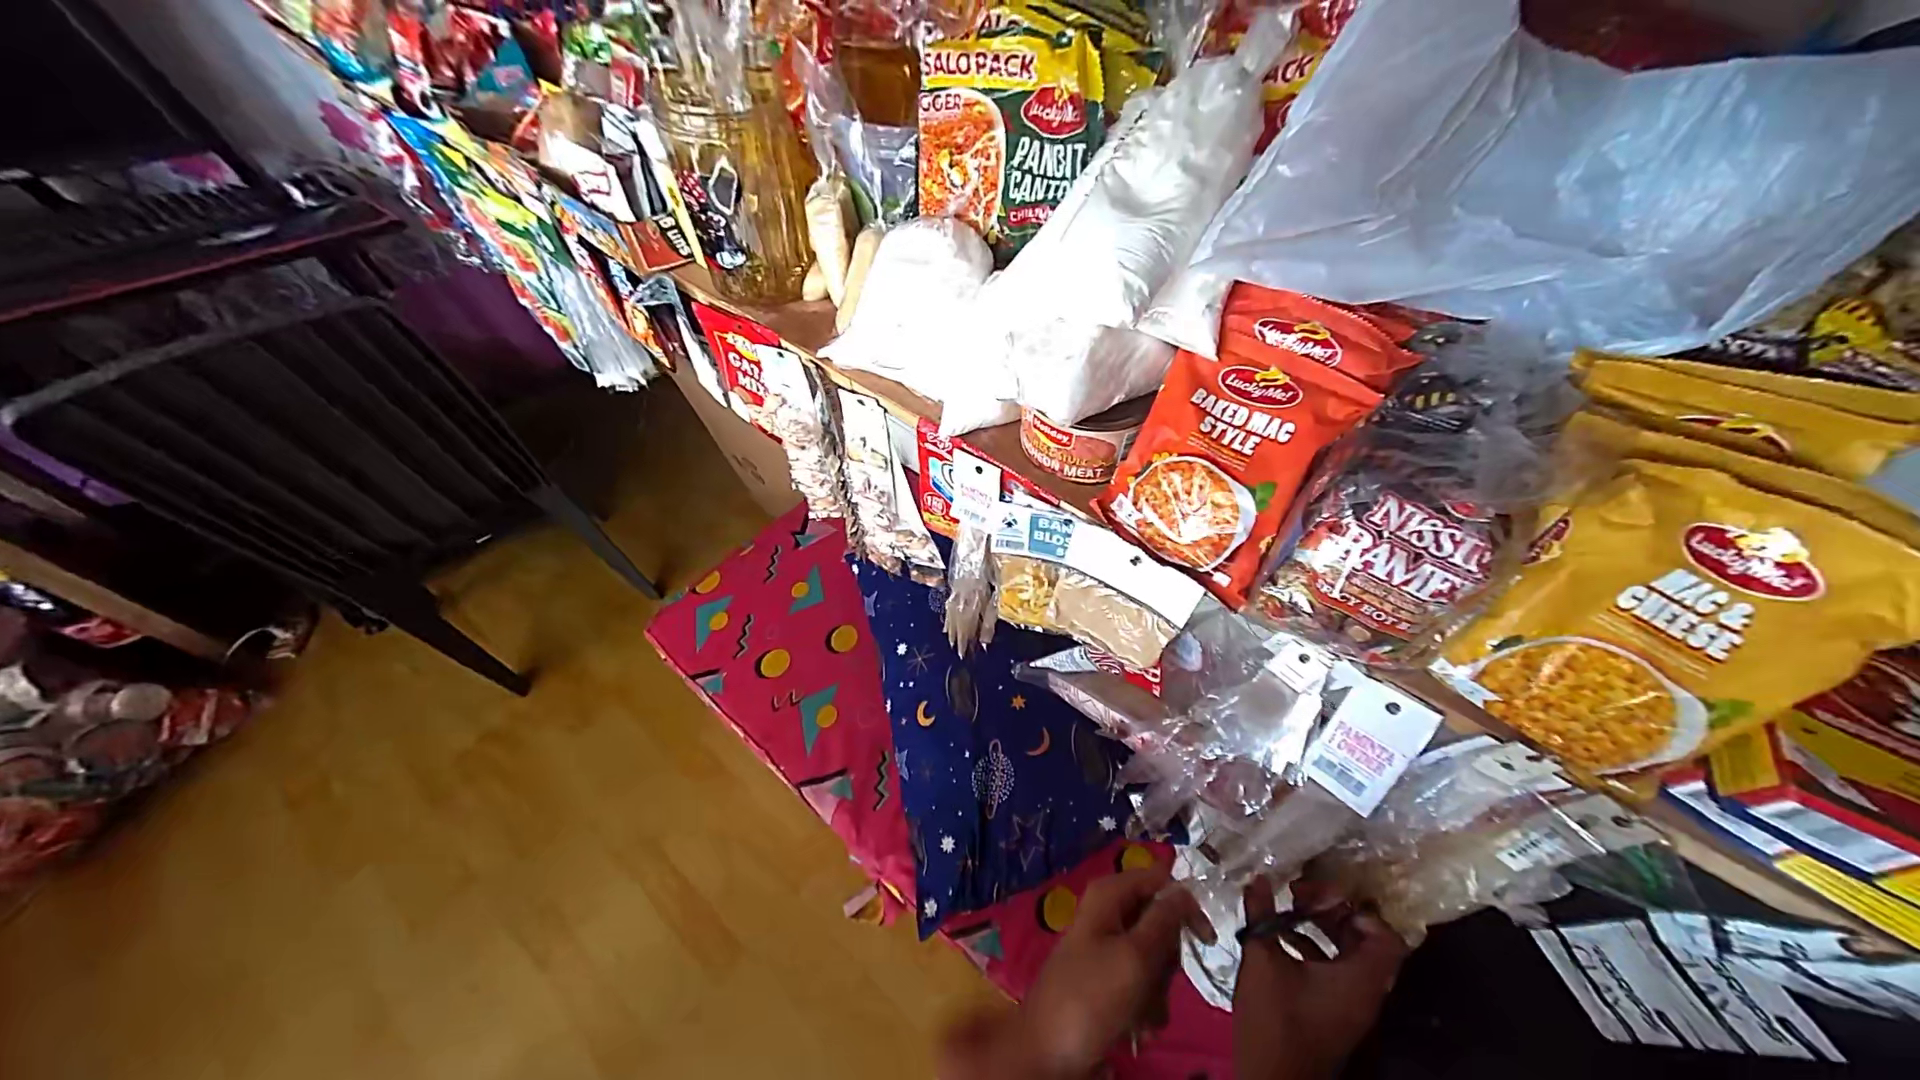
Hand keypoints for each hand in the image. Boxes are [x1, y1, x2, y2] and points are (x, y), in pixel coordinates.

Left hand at [938, 864, 1213, 1079]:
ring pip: (1155, 960)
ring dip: (1157, 992)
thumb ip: (1163, 921)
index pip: (1159, 880)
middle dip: (1166, 962)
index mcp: (1108, 895)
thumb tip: (1184, 888)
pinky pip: (1142, 985)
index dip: (1185, 905)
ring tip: (1141, 1013)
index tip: (1206, 938)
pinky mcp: (1108, 981)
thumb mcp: (1135, 956)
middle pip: (1160, 924)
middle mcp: (1108, 914)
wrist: (1049, 1051)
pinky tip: (1135, 1028)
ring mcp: (1107, 948)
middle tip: (1155, 981)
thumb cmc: (1091, 996)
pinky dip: (1145, 1008)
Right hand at [1232, 878, 1407, 1079]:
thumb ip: (1262, 916)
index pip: (1386, 939)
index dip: (1359, 911)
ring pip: (1347, 955)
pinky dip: (1313, 948)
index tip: (1323, 897)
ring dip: (1320, 929)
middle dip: (1332, 913)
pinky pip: (1335, 971)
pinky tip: (1280, 936)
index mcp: (1359, 980)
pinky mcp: (1334, 1012)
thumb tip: (1259, 879)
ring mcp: (1350, 1005)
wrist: (1272, 1077)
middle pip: (1364, 942)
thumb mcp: (1262, 959)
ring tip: (1287, 910)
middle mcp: (1364, 992)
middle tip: (1299, 895)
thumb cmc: (1274, 1018)